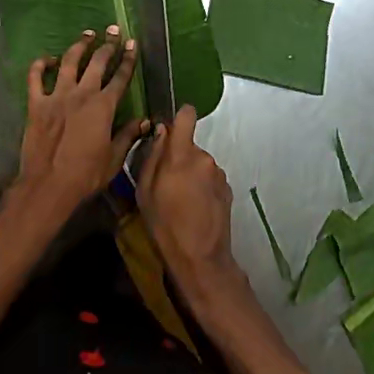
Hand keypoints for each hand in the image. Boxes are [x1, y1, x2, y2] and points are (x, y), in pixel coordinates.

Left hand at [15, 27, 145, 215]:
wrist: (49, 184)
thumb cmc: (85, 175)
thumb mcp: (114, 158)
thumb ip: (127, 135)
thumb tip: (144, 121)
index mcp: (103, 107)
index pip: (120, 78)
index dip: (128, 60)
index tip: (132, 44)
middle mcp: (81, 94)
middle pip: (96, 63)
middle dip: (107, 45)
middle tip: (113, 31)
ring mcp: (56, 96)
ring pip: (68, 62)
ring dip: (79, 46)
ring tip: (87, 35)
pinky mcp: (36, 102)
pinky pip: (35, 76)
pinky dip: (40, 64)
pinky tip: (48, 58)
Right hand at [137, 105, 242, 300]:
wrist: (200, 258)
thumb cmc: (164, 222)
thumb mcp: (145, 188)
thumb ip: (153, 155)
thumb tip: (162, 132)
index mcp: (182, 155)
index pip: (187, 118)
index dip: (180, 115)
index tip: (171, 124)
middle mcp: (204, 158)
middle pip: (189, 145)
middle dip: (178, 155)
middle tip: (165, 179)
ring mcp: (219, 175)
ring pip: (199, 162)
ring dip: (190, 172)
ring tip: (179, 197)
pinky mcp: (228, 190)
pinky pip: (209, 177)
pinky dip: (201, 185)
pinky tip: (193, 206)